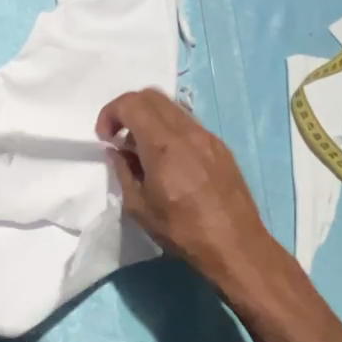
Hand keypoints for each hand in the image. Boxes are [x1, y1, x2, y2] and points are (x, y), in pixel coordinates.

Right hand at [96, 89, 282, 284]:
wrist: (236, 246)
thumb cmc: (182, 230)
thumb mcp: (139, 207)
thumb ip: (123, 171)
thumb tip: (117, 151)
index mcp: (163, 145)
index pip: (131, 104)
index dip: (110, 113)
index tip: (105, 138)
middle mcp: (187, 132)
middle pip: (151, 96)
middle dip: (128, 110)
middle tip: (120, 138)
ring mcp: (207, 136)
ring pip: (171, 107)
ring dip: (150, 118)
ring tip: (143, 149)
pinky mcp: (220, 147)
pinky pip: (188, 123)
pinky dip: (170, 129)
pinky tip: (169, 159)